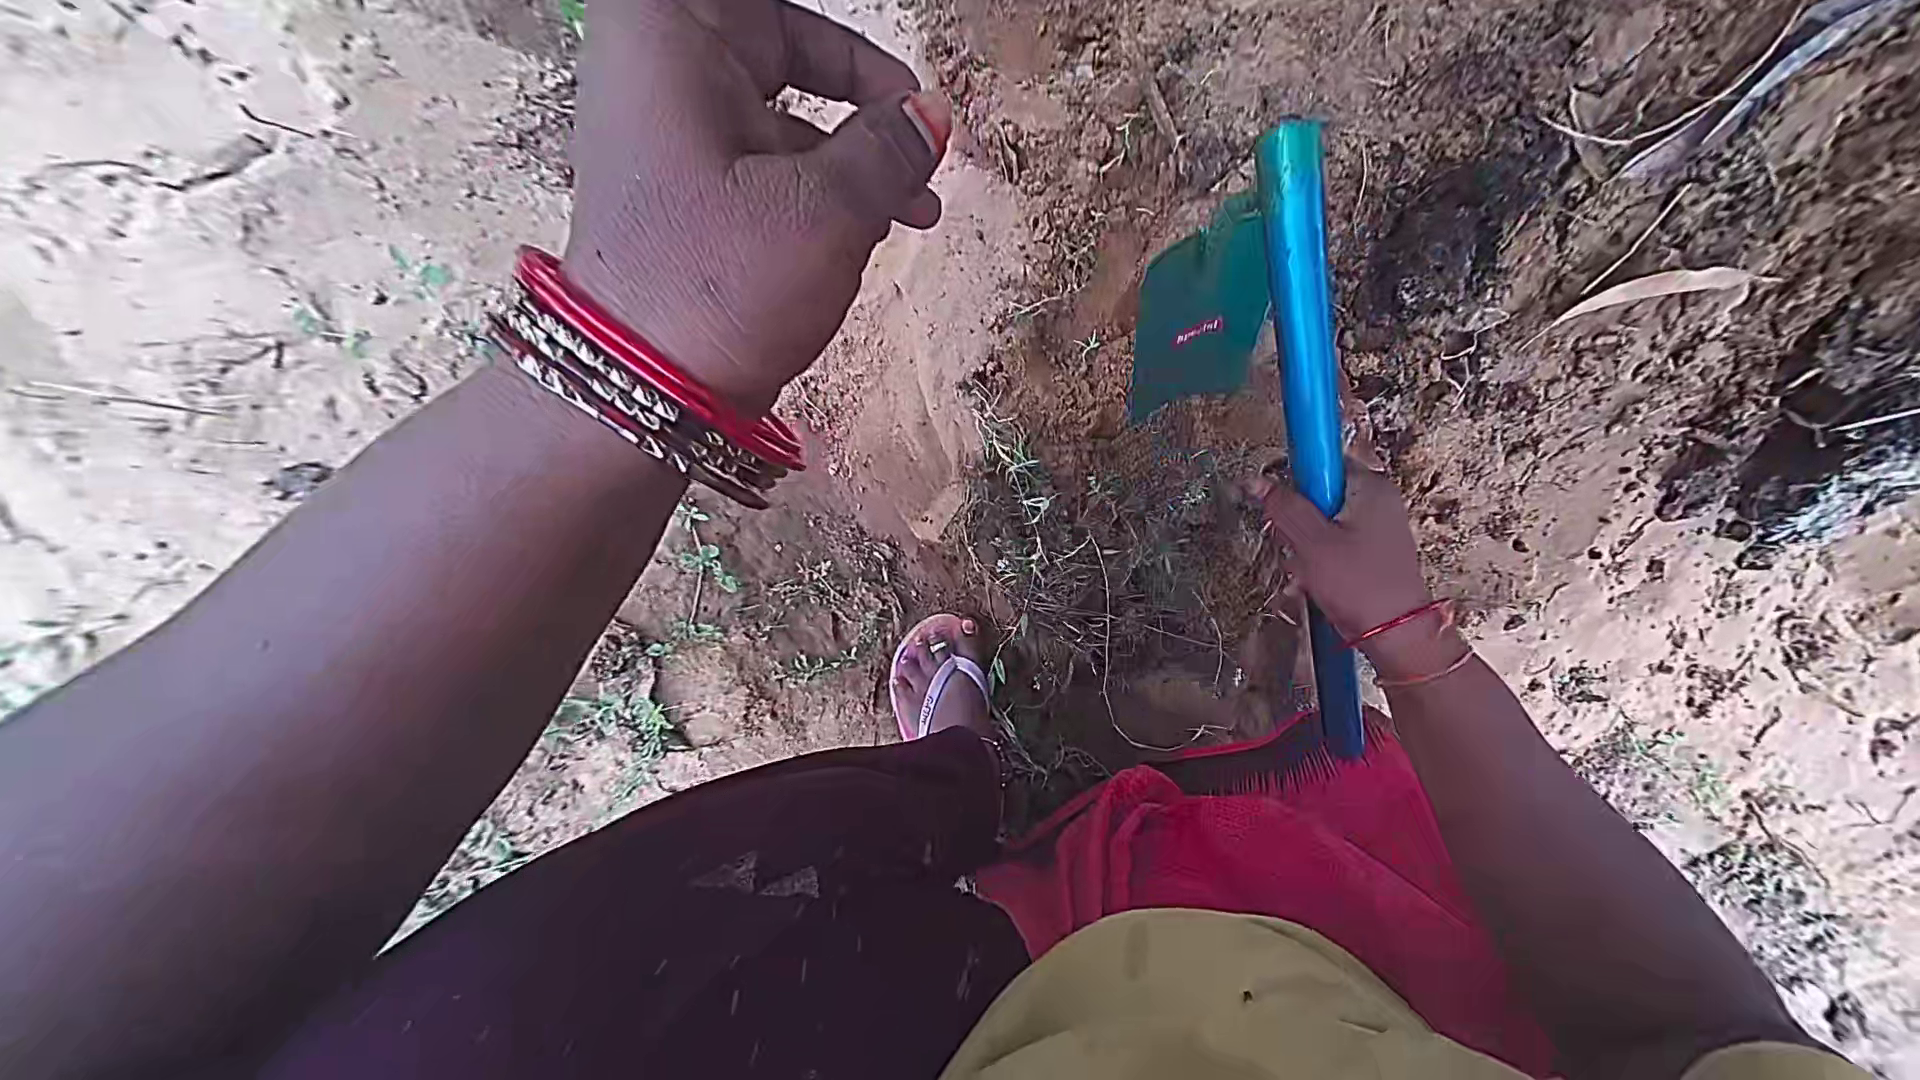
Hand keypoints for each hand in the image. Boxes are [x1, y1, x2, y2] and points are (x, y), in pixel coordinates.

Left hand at [562, 0, 951, 415]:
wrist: (651, 389)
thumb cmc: (729, 284)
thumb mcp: (825, 211)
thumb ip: (888, 152)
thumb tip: (933, 117)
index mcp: (671, 36)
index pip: (781, 12)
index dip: (858, 55)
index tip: (912, 94)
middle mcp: (660, 79)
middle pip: (785, 62)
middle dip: (865, 116)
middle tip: (923, 158)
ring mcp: (673, 150)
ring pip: (784, 133)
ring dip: (855, 171)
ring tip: (917, 216)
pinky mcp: (690, 209)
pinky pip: (767, 181)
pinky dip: (820, 202)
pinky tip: (866, 237)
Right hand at [1253, 459, 1453, 676]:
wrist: (1396, 635)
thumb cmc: (1357, 584)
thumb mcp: (1311, 542)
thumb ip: (1283, 507)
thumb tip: (1253, 480)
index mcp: (1370, 486)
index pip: (1320, 461)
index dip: (1294, 480)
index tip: (1281, 506)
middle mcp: (1377, 499)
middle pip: (1316, 493)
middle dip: (1296, 520)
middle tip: (1294, 545)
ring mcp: (1375, 525)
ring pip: (1319, 520)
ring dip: (1301, 542)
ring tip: (1305, 568)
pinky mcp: (1369, 549)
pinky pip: (1329, 540)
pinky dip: (1315, 556)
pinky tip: (1314, 577)